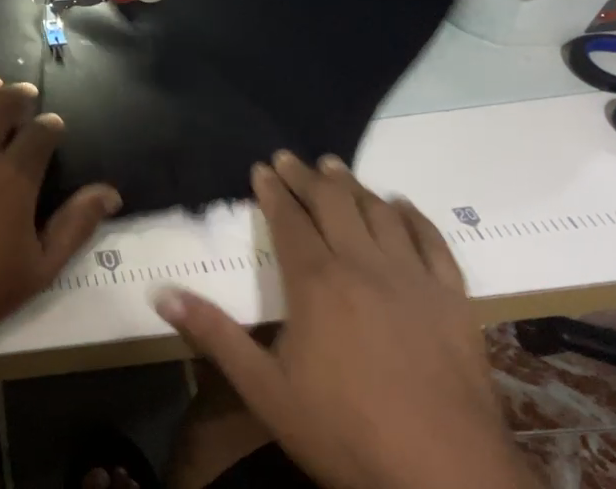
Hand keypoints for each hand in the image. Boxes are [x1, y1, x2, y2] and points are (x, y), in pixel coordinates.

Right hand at [154, 153, 536, 488]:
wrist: (446, 475)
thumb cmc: (344, 431)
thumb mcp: (265, 390)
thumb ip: (215, 336)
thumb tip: (161, 295)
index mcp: (316, 283)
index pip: (288, 220)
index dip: (272, 190)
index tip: (260, 167)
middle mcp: (364, 267)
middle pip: (334, 205)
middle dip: (308, 177)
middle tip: (291, 158)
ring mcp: (414, 281)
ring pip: (381, 215)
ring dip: (355, 188)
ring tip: (337, 170)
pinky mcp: (453, 303)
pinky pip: (433, 244)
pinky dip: (415, 218)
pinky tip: (402, 206)